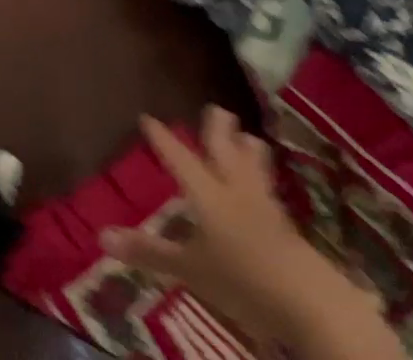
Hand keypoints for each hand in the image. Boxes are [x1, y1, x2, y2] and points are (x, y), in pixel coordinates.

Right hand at [101, 109, 376, 349]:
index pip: (181, 160)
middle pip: (227, 156)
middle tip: (218, 108)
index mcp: (209, 197)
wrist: (312, 305)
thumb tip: (100, 235)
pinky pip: (270, 195)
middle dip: (219, 132)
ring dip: (250, 153)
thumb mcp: (189, 268)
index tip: (149, 118)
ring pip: (255, 172)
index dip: (164, 140)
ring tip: (250, 137)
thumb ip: (149, 252)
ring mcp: (267, 212)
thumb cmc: (242, 279)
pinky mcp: (288, 232)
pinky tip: (266, 191)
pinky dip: (264, 183)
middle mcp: (238, 195)